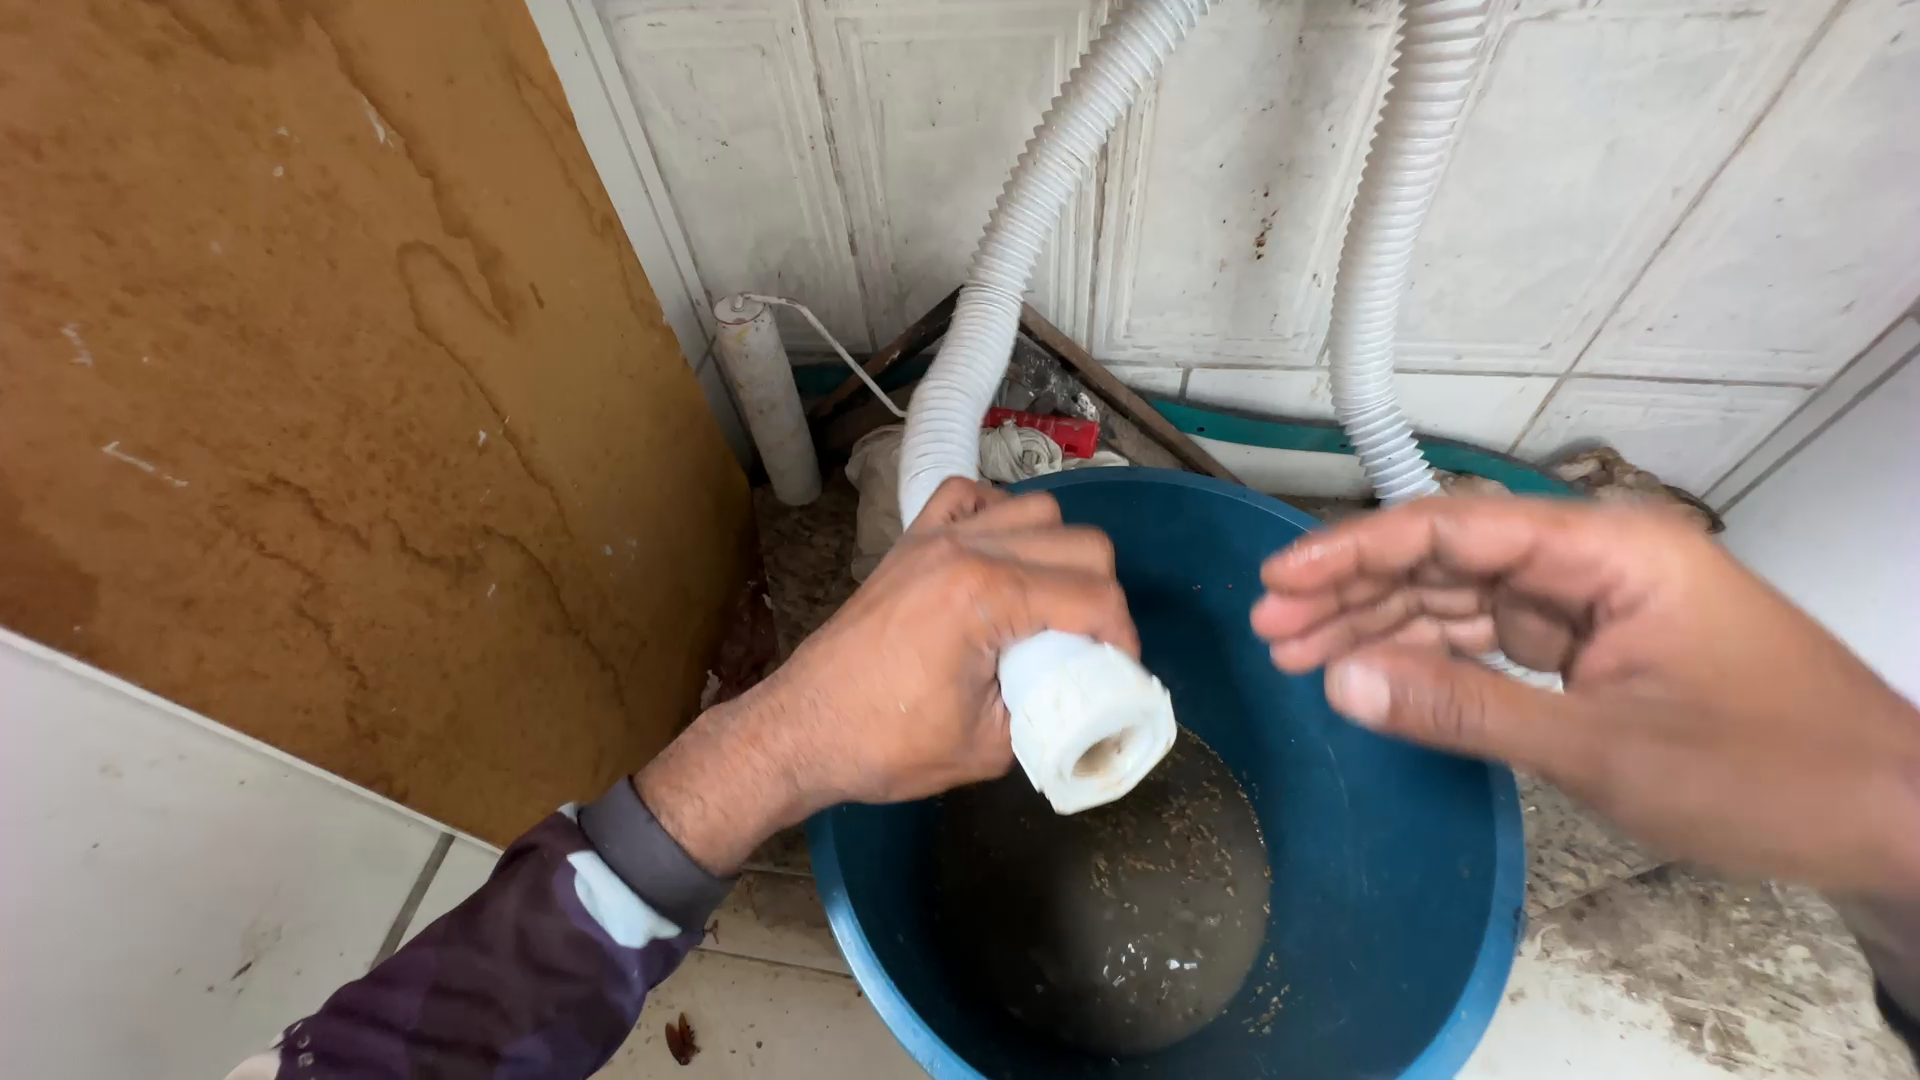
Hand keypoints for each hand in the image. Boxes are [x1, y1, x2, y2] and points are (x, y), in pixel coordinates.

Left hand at [637, 477, 1136, 872]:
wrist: (804, 727)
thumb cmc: (886, 744)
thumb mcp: (990, 747)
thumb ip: (1050, 709)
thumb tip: (1083, 691)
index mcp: (985, 597)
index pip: (1095, 595)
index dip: (1124, 636)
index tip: (1120, 670)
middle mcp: (964, 549)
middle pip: (1079, 541)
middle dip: (1103, 595)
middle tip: (1092, 642)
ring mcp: (934, 538)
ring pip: (1034, 509)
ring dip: (1060, 552)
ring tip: (1051, 601)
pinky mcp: (911, 541)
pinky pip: (969, 496)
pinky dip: (999, 515)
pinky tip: (1002, 555)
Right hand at [1249, 496, 1919, 899]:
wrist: (1898, 830)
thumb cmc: (1777, 775)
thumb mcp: (1606, 749)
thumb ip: (1462, 709)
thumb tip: (1339, 685)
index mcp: (1606, 551)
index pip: (1451, 527)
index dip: (1354, 549)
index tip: (1281, 578)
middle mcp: (1582, 561)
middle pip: (1437, 557)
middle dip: (1349, 590)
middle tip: (1270, 626)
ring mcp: (1574, 601)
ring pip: (1445, 595)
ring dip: (1370, 623)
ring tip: (1293, 652)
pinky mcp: (1570, 642)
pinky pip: (1471, 635)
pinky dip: (1415, 654)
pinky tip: (1362, 669)